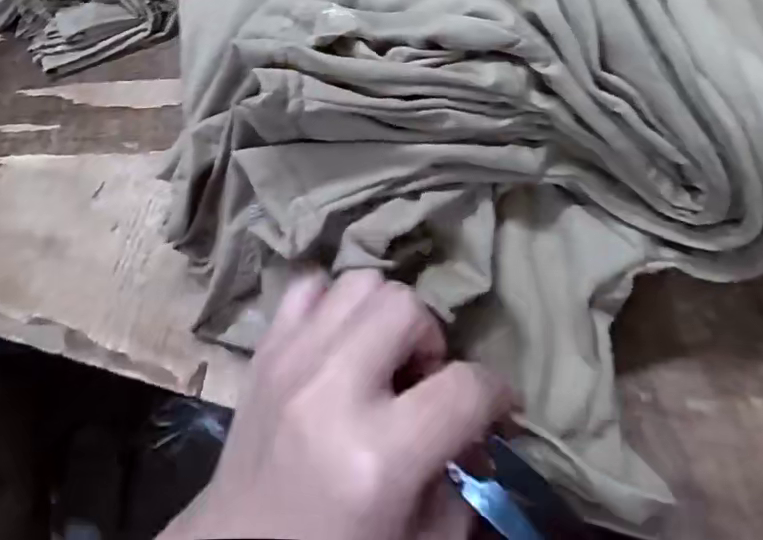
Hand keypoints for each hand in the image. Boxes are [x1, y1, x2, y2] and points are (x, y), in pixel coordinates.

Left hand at [161, 270, 514, 539]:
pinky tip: (340, 343)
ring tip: (383, 359)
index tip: (498, 409)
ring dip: (384, 315)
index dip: (497, 394)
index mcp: (377, 456)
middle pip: (404, 305)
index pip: (463, 388)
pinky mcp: (264, 345)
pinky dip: (333, 304)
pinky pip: (306, 286)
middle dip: (432, 338)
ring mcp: (290, 356)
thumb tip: (476, 426)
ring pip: (358, 282)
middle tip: (425, 380)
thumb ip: (458, 480)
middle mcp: (331, 388)